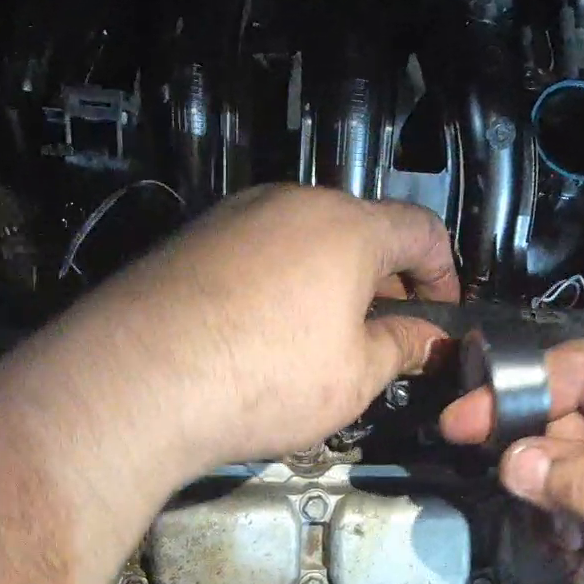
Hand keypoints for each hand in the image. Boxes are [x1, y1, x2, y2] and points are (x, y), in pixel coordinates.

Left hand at [67, 185, 457, 468]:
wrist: (140, 379)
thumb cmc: (265, 377)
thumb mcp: (354, 376)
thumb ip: (400, 348)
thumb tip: (427, 339)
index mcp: (347, 226)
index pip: (421, 230)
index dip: (443, 273)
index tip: (440, 313)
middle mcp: (291, 204)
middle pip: (359, 232)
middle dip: (384, 282)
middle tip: (386, 336)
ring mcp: (236, 217)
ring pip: (305, 242)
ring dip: (331, 284)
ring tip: (325, 343)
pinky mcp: (194, 240)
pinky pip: (259, 254)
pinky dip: (282, 285)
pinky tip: (268, 336)